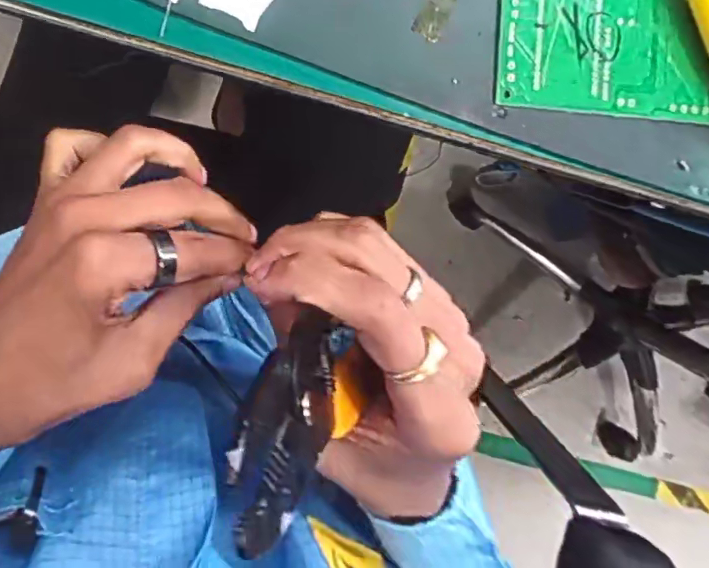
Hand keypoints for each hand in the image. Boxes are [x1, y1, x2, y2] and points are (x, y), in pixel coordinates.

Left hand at [0, 126, 255, 460]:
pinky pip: (70, 145)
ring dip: (171, 155)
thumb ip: (184, 307)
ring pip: (126, 144)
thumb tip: (228, 273)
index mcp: (102, 260)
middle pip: (171, 192)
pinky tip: (125, 174)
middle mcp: (82, 213)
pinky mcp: (43, 196)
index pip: (189, 246)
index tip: (251, 265)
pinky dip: (102, 147)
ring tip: (198, 182)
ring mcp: (59, 196)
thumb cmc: (54, 384)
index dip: (230, 256)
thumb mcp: (132, 361)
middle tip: (241, 237)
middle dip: (219, 213)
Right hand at [246, 215, 485, 520]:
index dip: (314, 280)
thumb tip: (273, 296)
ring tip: (271, 262)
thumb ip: (299, 372)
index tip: (262, 282)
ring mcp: (445, 312)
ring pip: (370, 239)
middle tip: (256, 269)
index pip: (380, 310)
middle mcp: (452, 349)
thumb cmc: (373, 469)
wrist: (419, 470)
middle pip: (372, 258)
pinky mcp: (429, 290)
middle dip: (299, 250)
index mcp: (436, 406)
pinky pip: (371, 239)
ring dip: (307, 238)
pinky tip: (297, 259)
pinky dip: (323, 237)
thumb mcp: (324, 444)